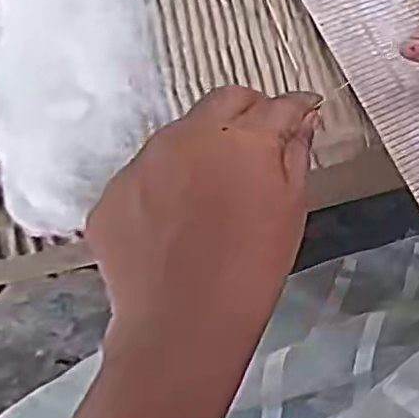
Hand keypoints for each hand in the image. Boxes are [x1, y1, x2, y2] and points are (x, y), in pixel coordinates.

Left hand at [86, 87, 319, 365]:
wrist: (186, 317)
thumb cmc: (255, 261)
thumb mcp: (293, 204)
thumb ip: (297, 153)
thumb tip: (302, 122)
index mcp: (242, 138)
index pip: (277, 103)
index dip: (297, 107)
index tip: (305, 112)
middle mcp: (187, 136)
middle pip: (225, 100)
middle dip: (250, 111)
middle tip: (265, 141)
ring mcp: (144, 162)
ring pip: (183, 132)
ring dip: (207, 144)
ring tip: (220, 187)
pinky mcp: (113, 191)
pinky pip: (150, 170)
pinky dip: (171, 179)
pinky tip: (183, 216)